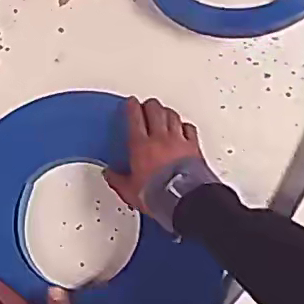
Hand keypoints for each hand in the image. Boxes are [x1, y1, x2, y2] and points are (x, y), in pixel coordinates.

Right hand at [103, 97, 204, 215]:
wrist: (184, 200)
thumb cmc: (158, 195)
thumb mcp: (129, 191)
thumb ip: (118, 180)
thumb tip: (110, 174)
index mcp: (141, 146)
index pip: (135, 118)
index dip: (132, 107)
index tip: (131, 102)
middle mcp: (160, 139)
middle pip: (155, 111)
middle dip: (150, 105)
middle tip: (147, 105)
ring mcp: (178, 141)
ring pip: (172, 116)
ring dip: (166, 112)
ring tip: (163, 111)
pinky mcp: (193, 148)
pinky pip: (189, 129)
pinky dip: (184, 125)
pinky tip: (183, 126)